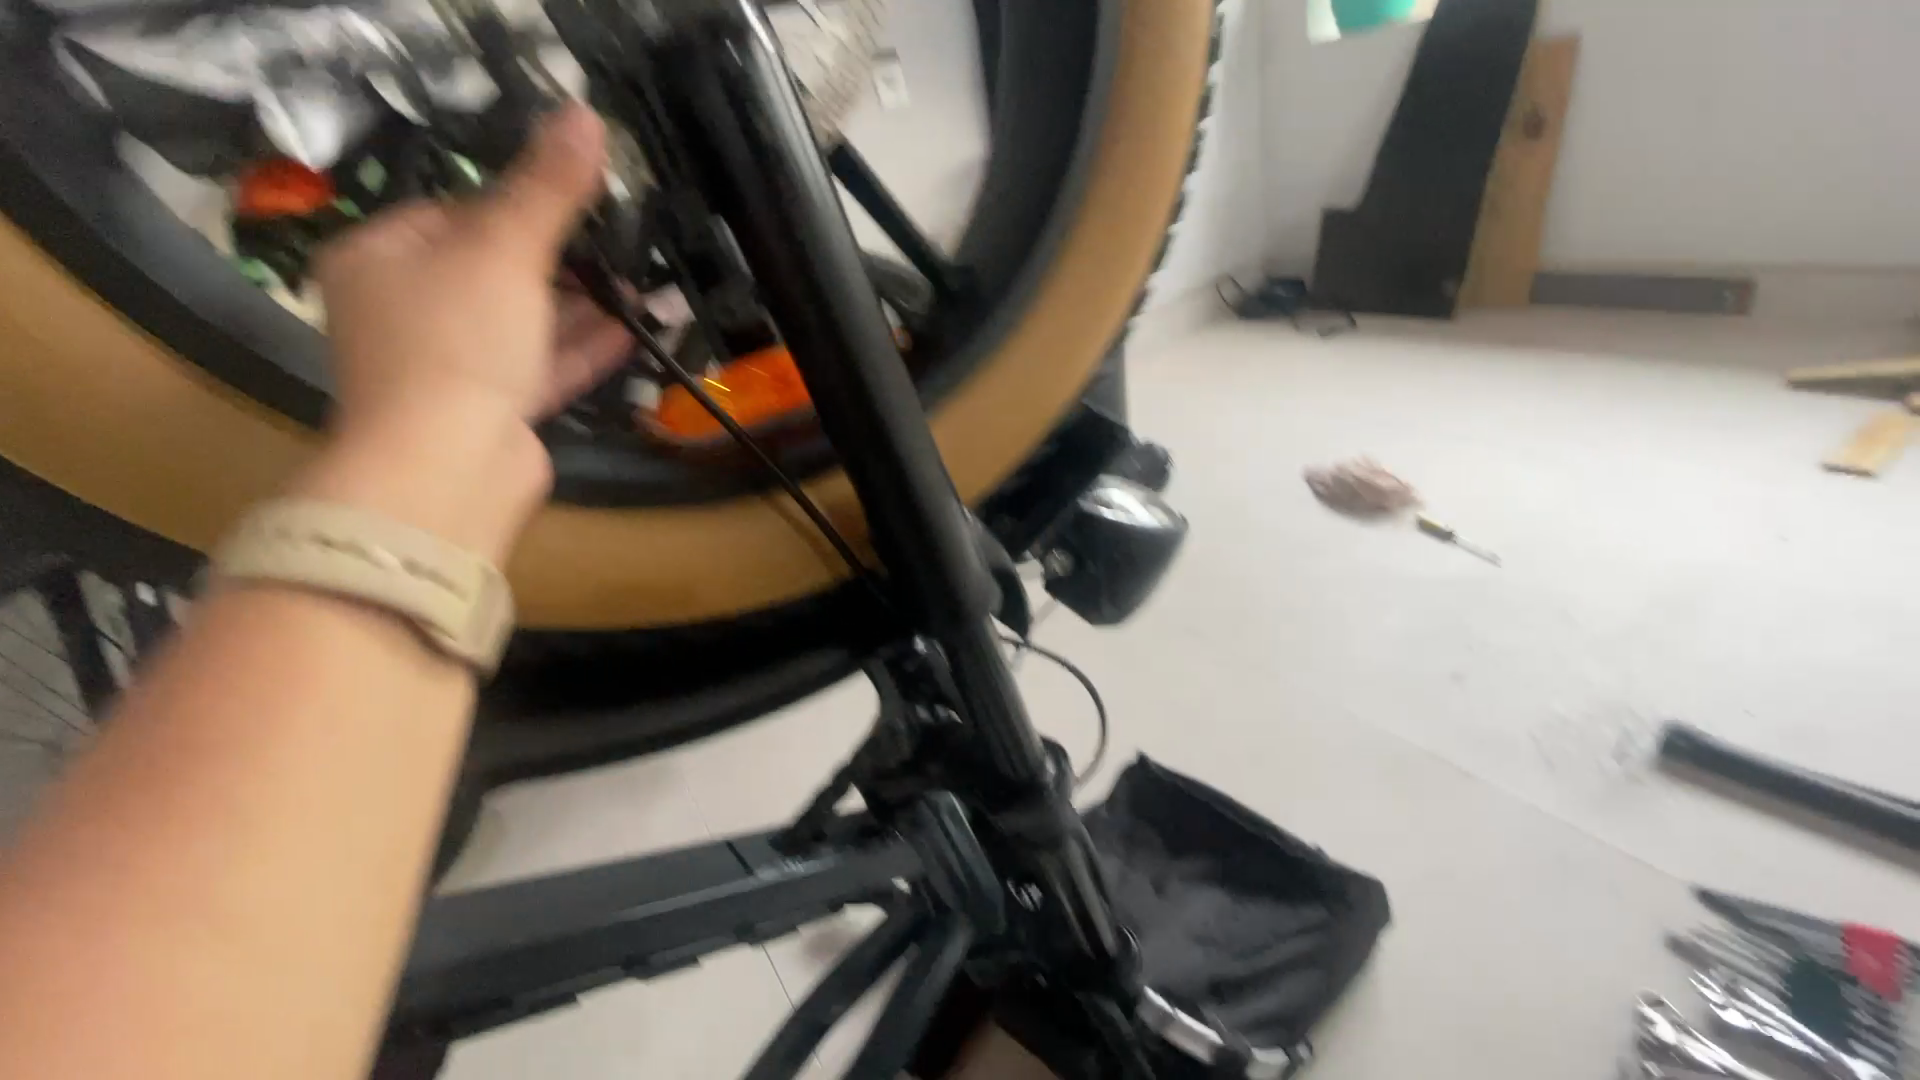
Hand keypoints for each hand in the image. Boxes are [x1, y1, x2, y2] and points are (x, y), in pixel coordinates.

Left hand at [295, 104, 633, 560]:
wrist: (447, 468)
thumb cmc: (456, 342)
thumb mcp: (504, 251)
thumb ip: (547, 189)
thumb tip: (585, 113)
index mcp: (382, 259)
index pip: (453, 211)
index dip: (515, 202)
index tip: (574, 199)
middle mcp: (409, 310)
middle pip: (494, 268)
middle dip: (562, 259)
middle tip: (619, 242)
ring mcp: (453, 365)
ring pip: (524, 322)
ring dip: (583, 306)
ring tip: (640, 285)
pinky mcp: (493, 409)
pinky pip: (542, 366)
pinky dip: (584, 348)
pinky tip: (633, 330)